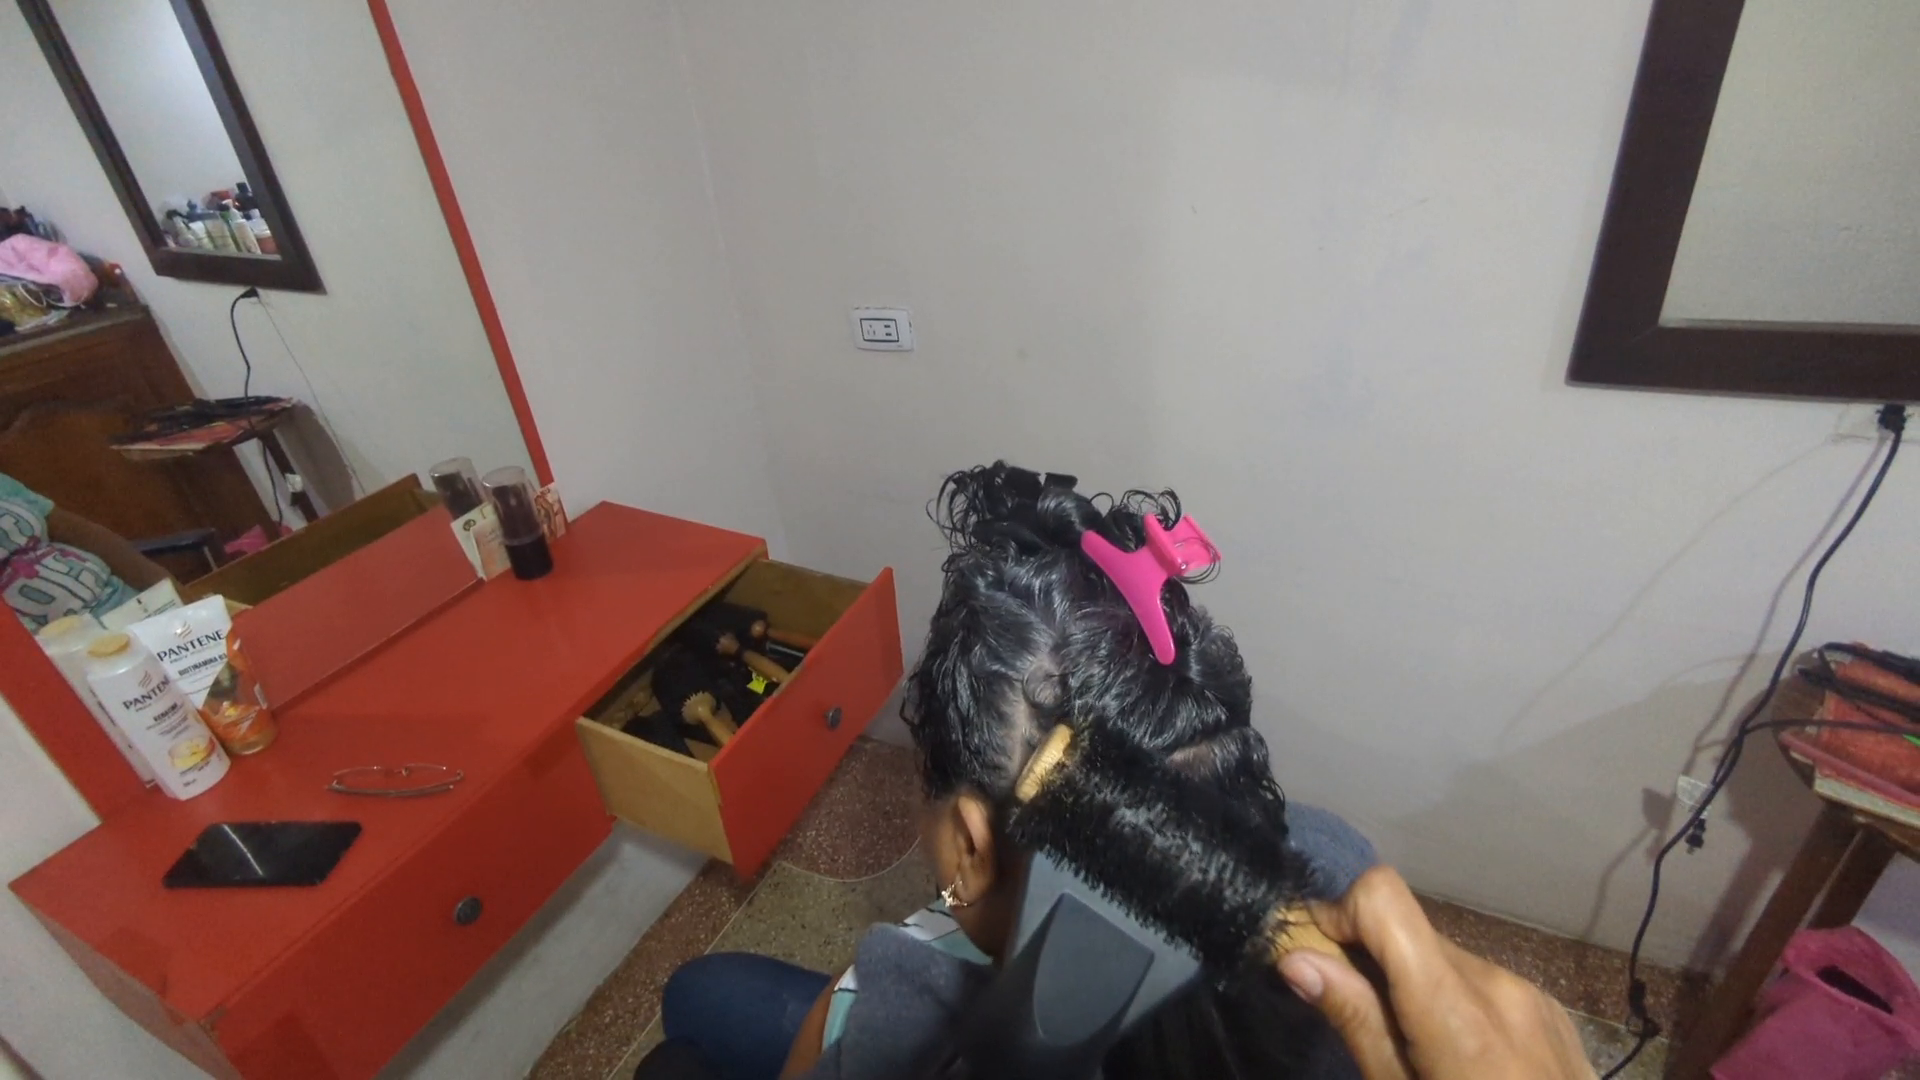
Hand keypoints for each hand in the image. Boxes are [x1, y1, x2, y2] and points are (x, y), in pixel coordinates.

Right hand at [1277, 866, 1594, 1079]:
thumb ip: (1357, 1023)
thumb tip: (1294, 957)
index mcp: (1458, 1009)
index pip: (1383, 895)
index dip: (1339, 910)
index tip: (1321, 954)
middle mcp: (1497, 983)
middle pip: (1404, 927)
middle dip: (1366, 955)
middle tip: (1353, 1012)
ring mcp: (1533, 996)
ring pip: (1437, 953)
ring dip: (1407, 978)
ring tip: (1412, 1044)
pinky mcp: (1552, 1011)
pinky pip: (1477, 977)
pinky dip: (1448, 995)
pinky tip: (1460, 1053)